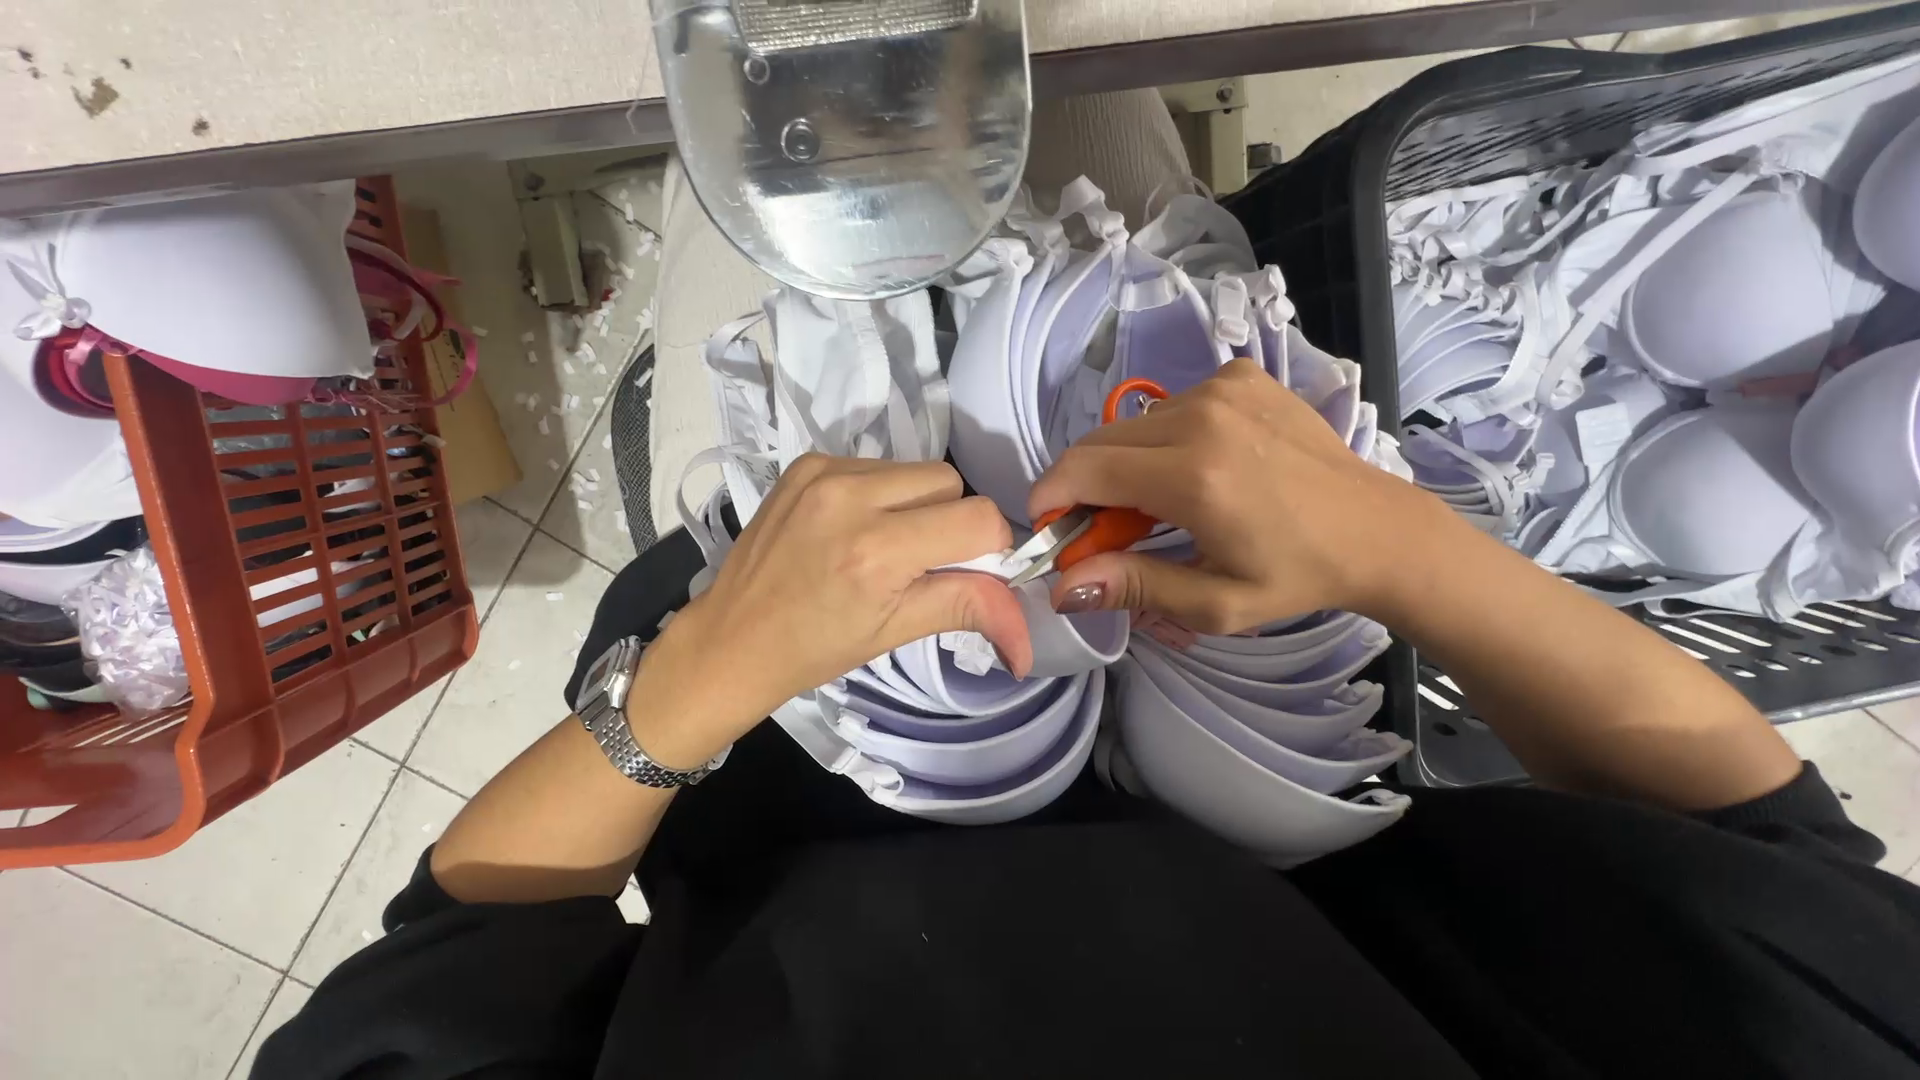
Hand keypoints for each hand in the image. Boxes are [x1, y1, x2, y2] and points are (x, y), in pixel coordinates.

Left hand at [632, 455, 1030, 766]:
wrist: (732, 638)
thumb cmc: (815, 648)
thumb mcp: (896, 632)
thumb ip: (970, 609)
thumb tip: (1030, 642)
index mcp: (877, 549)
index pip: (980, 518)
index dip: (991, 547)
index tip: (972, 573)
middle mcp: (851, 495)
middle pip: (951, 483)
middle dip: (952, 522)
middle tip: (922, 564)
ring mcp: (823, 472)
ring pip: (917, 470)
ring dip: (919, 504)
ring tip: (885, 545)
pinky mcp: (806, 463)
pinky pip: (877, 464)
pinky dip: (883, 493)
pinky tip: (855, 526)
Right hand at [1028, 358, 1447, 633]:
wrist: (1377, 530)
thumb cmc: (1296, 575)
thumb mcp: (1214, 601)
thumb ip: (1132, 586)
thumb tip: (1061, 587)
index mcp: (1195, 476)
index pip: (1085, 470)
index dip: (1052, 496)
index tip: (1048, 525)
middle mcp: (1203, 416)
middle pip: (1099, 443)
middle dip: (1083, 485)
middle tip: (1101, 529)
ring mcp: (1224, 387)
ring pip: (1133, 425)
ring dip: (1125, 464)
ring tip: (1157, 503)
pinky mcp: (1242, 376)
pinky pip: (1172, 405)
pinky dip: (1164, 439)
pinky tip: (1197, 467)